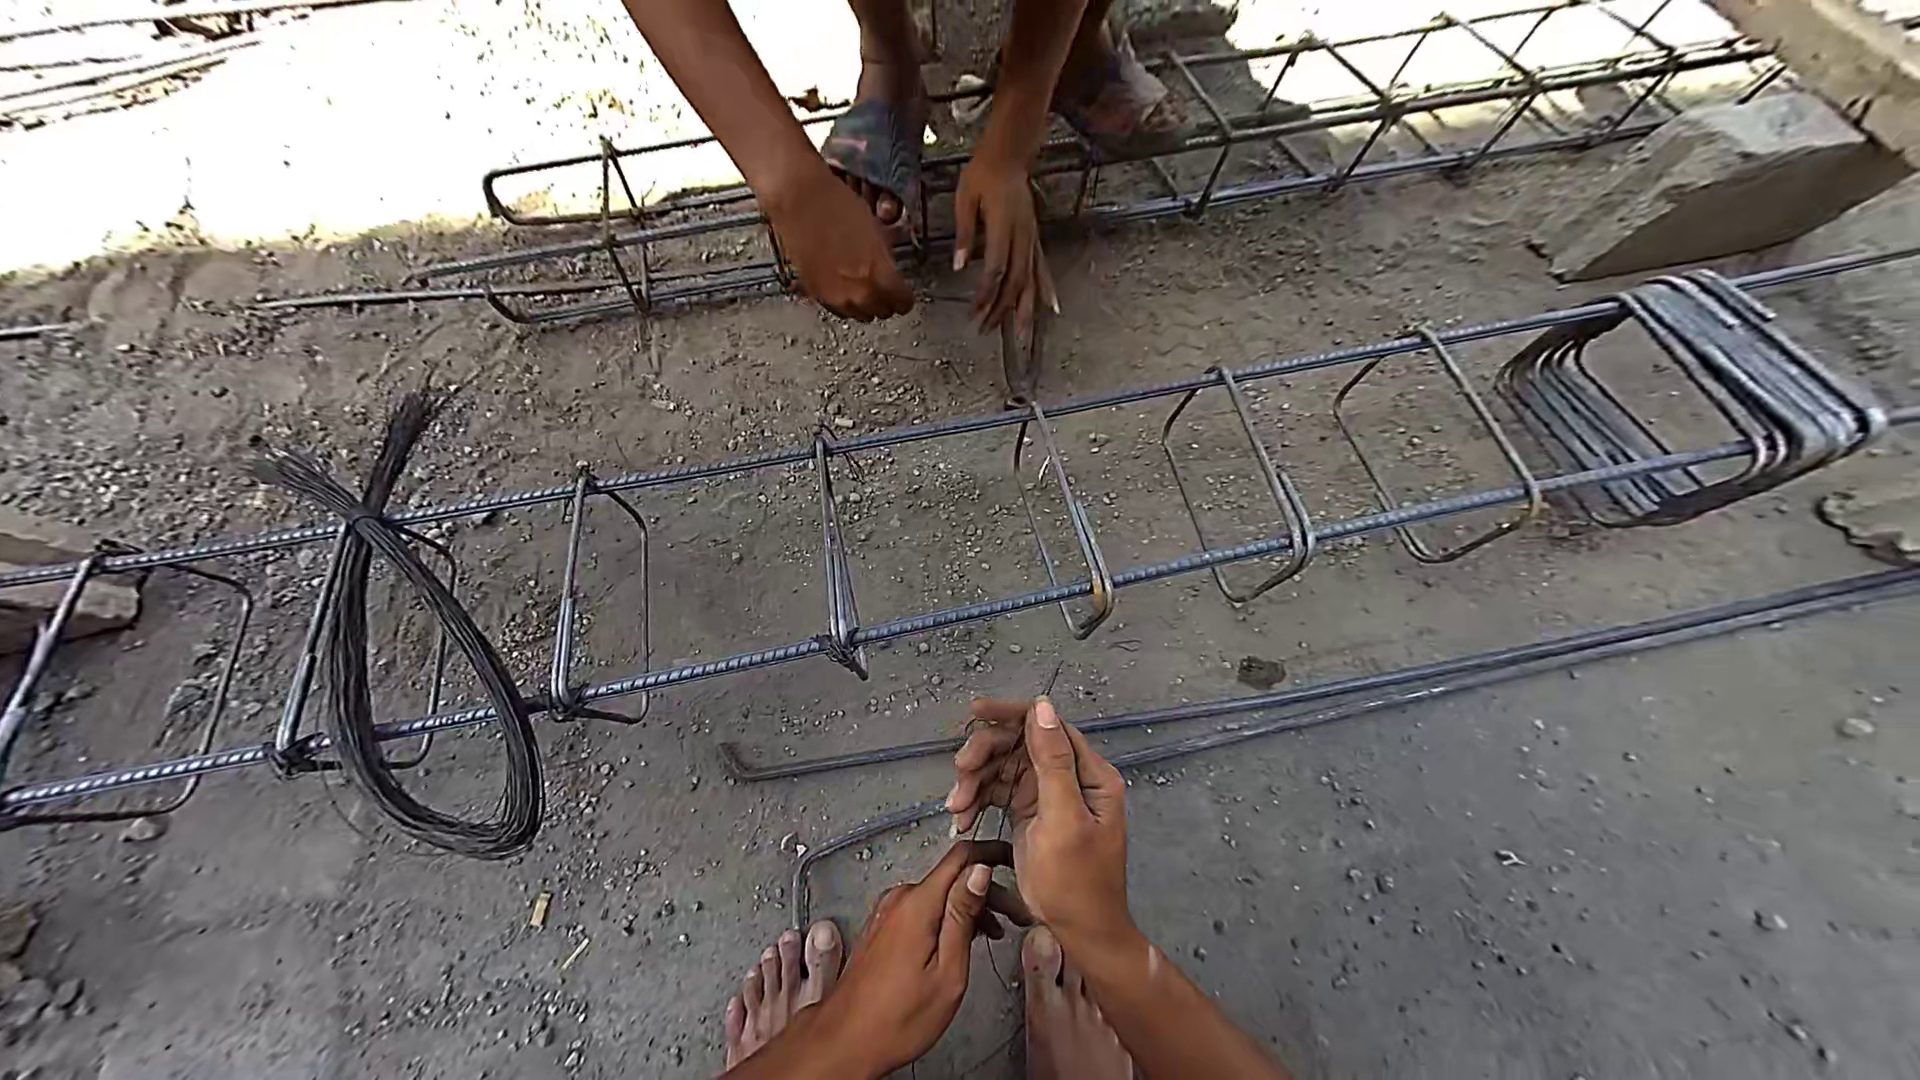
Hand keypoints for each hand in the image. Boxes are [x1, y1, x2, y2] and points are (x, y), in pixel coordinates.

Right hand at [764, 163, 914, 320]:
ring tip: (863, 289)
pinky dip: (845, 303)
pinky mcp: (817, 295)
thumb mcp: (875, 231)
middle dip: (886, 301)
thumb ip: (885, 260)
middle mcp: (859, 294)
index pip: (903, 303)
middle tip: (883, 290)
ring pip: (861, 315)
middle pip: (882, 312)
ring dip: (865, 305)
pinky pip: (839, 310)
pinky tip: (844, 288)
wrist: (798, 200)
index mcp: (879, 276)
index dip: (905, 297)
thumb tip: (889, 273)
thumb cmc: (837, 206)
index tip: (903, 292)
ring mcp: (837, 298)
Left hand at [811, 839, 1032, 1075]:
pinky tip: (960, 939)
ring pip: (939, 893)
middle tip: (1015, 915)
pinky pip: (922, 907)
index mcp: (918, 903)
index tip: (1013, 858)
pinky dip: (946, 916)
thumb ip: (963, 915)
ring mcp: (889, 909)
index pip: (961, 855)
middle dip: (987, 891)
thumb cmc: (897, 1018)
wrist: (844, 1042)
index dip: (991, 852)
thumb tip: (980, 870)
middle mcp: (901, 897)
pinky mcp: (883, 924)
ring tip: (994, 932)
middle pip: (953, 877)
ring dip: (968, 907)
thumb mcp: (947, 972)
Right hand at [947, 697, 1131, 948]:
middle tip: (961, 773)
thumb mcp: (1064, 818)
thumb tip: (1042, 706)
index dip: (1011, 714)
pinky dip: (977, 800)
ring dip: (975, 781)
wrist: (1078, 934)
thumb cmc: (1078, 881)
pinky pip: (997, 791)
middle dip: (985, 754)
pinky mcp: (1028, 810)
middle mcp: (1068, 776)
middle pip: (1018, 744)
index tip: (976, 712)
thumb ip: (1053, 761)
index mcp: (1088, 773)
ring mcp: (1046, 793)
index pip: (1047, 725)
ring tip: (956, 806)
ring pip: (1003, 766)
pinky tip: (961, 817)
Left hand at [952, 151, 1057, 340]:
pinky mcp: (1035, 239)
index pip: (996, 267)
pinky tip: (1051, 308)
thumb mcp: (964, 198)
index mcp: (1002, 225)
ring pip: (1031, 280)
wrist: (1009, 153)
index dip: (986, 292)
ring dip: (1026, 309)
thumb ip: (964, 234)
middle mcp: (1022, 235)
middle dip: (1001, 309)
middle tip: (987, 329)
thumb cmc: (983, 173)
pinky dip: (1046, 289)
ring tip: (1023, 335)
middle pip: (1014, 280)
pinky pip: (1042, 268)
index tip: (975, 310)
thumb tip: (958, 265)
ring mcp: (1031, 238)